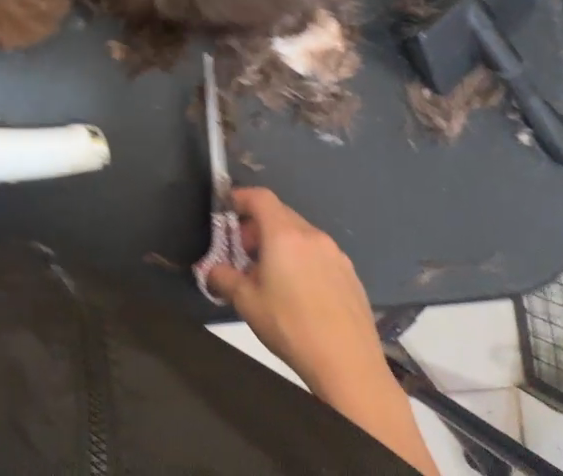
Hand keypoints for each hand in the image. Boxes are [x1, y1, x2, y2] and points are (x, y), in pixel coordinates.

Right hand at [208, 188, 382, 398]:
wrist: (348, 365)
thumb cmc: (290, 327)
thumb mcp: (246, 303)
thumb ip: (223, 278)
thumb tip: (212, 270)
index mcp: (285, 236)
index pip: (260, 198)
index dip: (240, 197)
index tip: (226, 209)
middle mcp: (313, 237)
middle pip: (281, 214)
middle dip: (257, 225)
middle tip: (242, 251)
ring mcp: (337, 256)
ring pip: (301, 235)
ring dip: (280, 243)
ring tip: (270, 274)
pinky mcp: (351, 276)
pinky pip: (319, 254)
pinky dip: (302, 259)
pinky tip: (298, 292)